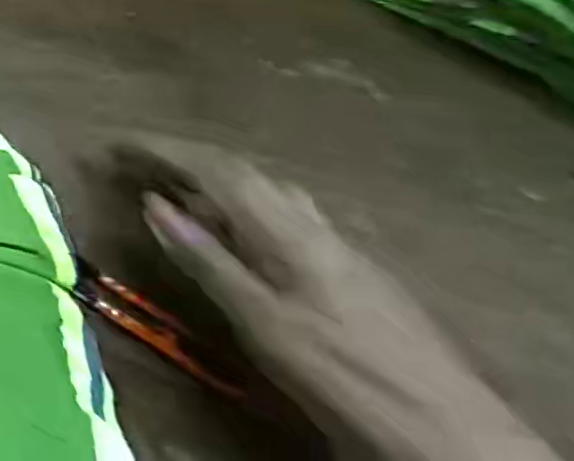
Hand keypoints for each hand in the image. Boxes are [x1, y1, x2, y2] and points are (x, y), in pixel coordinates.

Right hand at [116, 138, 559, 460]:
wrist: (458, 441)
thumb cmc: (344, 375)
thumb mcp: (263, 322)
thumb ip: (207, 260)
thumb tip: (153, 203)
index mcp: (287, 230)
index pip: (214, 168)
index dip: (160, 149)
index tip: (115, 143)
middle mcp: (311, 224)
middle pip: (239, 171)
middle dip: (181, 157)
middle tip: (134, 160)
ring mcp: (336, 246)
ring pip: (264, 190)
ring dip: (211, 177)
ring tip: (174, 186)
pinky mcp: (350, 270)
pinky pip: (280, 213)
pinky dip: (240, 204)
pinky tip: (235, 228)